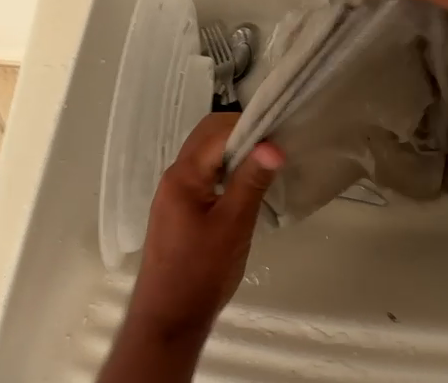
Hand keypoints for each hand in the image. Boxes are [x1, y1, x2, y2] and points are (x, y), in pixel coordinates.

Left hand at [125, 113, 283, 339]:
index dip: (249, 126)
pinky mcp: (180, 210)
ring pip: (206, 155)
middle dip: (240, 132)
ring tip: (264, 162)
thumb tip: (273, 144)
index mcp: (183, 174)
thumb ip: (251, 181)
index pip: (217, 131)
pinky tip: (245, 185)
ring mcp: (175, 193)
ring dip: (233, 151)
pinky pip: (204, 174)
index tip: (279, 133)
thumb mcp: (233, 225)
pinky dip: (225, 169)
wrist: (168, 321)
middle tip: (273, 145)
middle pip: (207, 136)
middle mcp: (174, 176)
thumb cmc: (201, 273)